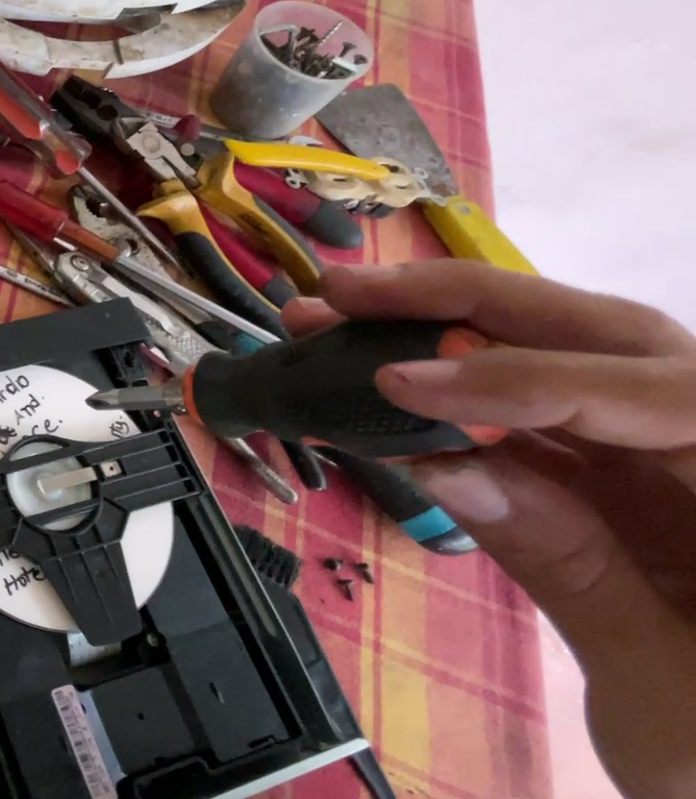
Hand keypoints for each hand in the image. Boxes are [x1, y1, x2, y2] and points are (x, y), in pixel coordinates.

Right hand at [284, 261, 695, 798]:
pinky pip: (525, 418)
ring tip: (329, 317)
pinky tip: (368, 386)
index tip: (398, 385)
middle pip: (606, 338)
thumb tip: (443, 468)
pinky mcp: (616, 475)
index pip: (654, 399)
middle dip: (464, 305)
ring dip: (434, 332)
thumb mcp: (670, 696)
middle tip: (343, 295)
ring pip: (558, 357)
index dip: (518, 381)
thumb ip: (569, 568)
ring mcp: (668, 458)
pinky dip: (441, 399)